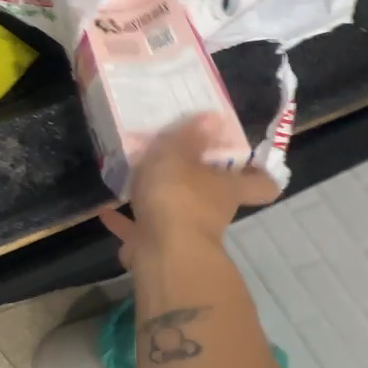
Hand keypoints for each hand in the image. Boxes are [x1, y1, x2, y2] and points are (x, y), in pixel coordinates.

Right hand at [97, 114, 280, 269]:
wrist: (161, 250)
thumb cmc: (177, 197)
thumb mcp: (178, 157)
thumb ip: (190, 138)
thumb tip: (214, 117)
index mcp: (227, 189)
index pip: (261, 184)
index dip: (257, 173)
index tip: (247, 163)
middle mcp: (213, 211)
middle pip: (213, 196)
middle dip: (196, 184)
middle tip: (174, 164)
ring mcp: (184, 231)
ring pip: (176, 211)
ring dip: (159, 200)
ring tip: (135, 183)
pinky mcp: (156, 245)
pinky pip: (140, 228)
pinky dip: (125, 219)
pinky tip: (106, 210)